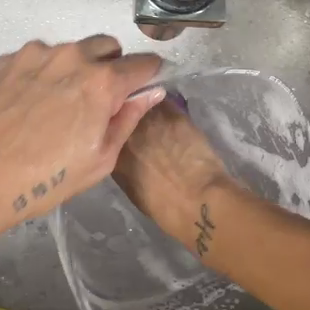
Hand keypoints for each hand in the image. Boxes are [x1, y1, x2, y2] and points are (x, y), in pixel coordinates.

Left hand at [0, 36, 164, 238]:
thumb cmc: (44, 179)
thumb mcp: (100, 159)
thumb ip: (128, 119)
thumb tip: (152, 92)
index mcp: (102, 82)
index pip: (142, 64)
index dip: (149, 75)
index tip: (145, 85)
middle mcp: (71, 57)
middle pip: (106, 46)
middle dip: (111, 64)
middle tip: (98, 98)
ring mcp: (35, 54)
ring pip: (69, 50)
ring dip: (73, 68)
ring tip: (56, 104)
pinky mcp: (6, 60)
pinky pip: (36, 58)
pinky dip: (42, 73)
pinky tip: (28, 104)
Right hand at [112, 97, 238, 250]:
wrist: (197, 200)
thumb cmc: (165, 206)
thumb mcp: (132, 189)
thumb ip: (125, 166)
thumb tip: (129, 155)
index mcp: (114, 154)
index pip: (111, 132)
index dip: (118, 130)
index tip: (125, 131)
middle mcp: (127, 131)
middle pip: (124, 113)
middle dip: (130, 114)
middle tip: (141, 122)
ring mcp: (149, 119)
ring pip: (144, 103)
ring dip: (147, 107)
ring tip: (156, 116)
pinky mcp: (173, 113)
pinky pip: (165, 103)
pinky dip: (166, 107)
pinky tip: (172, 116)